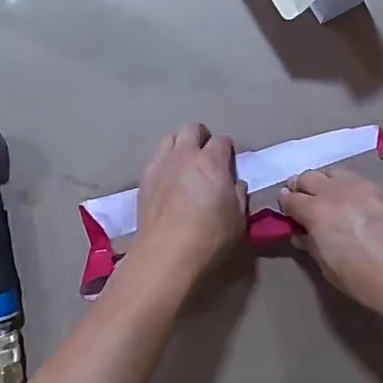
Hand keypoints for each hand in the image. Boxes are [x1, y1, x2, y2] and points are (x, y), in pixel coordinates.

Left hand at [130, 124, 248, 293]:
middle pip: (192, 129)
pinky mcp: (145, 178)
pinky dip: (165, 161)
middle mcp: (185, 155)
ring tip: (185, 163)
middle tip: (207, 156)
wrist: (166, 253)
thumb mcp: (238, 218)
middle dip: (202, 137)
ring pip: (170, 138)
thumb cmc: (209, 237)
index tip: (228, 162)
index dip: (227, 149)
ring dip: (180, 145)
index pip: (222, 140)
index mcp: (211, 161)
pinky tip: (168, 180)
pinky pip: (156, 158)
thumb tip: (234, 183)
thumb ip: (238, 195)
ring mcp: (161, 164)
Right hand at [279, 168, 382, 319]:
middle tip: (302, 197)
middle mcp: (336, 191)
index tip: (286, 209)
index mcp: (317, 212)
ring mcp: (363, 185)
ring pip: (334, 172)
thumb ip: (311, 245)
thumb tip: (301, 234)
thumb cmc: (366, 280)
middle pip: (309, 177)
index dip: (285, 204)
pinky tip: (357, 200)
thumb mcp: (329, 268)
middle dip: (301, 186)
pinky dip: (350, 186)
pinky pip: (359, 179)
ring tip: (328, 194)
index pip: (291, 199)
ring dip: (325, 181)